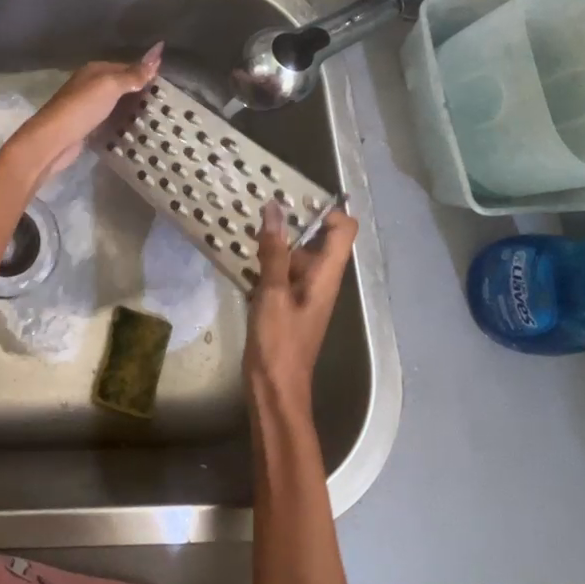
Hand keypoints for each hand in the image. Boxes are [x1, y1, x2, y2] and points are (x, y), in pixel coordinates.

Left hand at [4, 44, 162, 180]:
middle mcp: (89, 85)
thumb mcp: (110, 86)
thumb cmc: (81, 108)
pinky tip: (135, 131)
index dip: (145, 73)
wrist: (53, 140)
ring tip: (158, 119)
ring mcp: (86, 107)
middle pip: (120, 86)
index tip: (167, 85)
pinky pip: (109, 121)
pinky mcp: (86, 127)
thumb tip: (158, 50)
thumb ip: (133, 73)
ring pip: (115, 104)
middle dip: (140, 92)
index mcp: (94, 71)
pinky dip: (121, 123)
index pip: (126, 67)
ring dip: (131, 109)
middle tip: (166, 105)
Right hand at [245, 200, 356, 409]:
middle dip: (294, 219)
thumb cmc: (279, 342)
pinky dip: (266, 258)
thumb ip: (274, 251)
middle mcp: (320, 279)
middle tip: (261, 201)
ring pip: (296, 254)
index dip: (327, 210)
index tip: (295, 196)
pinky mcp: (285, 302)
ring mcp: (303, 291)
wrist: (275, 387)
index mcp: (327, 276)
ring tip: (246, 220)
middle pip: (318, 238)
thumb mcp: (273, 292)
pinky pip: (281, 270)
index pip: (344, 231)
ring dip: (276, 238)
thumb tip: (275, 209)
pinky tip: (241, 252)